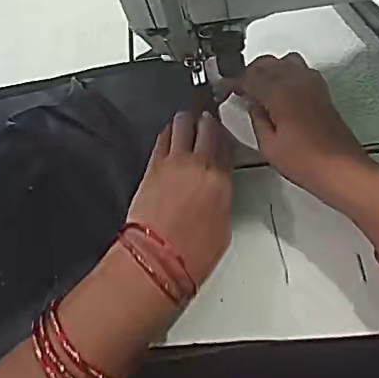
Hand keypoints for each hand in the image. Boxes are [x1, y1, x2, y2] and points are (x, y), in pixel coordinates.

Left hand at [125, 111, 233, 285]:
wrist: (157, 258)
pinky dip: (168, 132)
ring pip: (181, 124)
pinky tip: (170, 134)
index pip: (226, 144)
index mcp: (221, 181)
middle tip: (207, 118)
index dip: (225, 134)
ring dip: (187, 121)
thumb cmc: (191, 253)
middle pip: (205, 126)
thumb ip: (222, 197)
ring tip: (188, 121)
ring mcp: (173, 162)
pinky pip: (162, 138)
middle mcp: (198, 165)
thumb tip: (217, 189)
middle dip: (207, 120)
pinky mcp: (152, 165)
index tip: (223, 130)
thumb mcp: (223, 227)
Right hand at [238, 54, 378, 203]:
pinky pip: (300, 71)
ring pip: (285, 62)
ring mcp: (313, 85)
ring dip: (269, 71)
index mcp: (280, 91)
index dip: (233, 81)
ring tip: (259, 87)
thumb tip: (252, 106)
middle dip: (249, 73)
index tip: (225, 86)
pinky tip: (280, 91)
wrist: (342, 171)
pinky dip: (286, 75)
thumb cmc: (310, 161)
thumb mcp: (268, 145)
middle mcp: (298, 81)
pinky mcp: (322, 93)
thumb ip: (256, 118)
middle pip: (267, 63)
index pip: (249, 76)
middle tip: (238, 88)